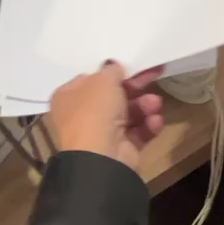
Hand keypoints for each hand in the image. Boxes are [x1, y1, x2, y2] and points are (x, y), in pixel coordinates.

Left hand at [48, 62, 164, 171]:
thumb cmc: (95, 112)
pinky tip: (155, 121)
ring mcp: (102, 134)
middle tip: (153, 76)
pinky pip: (137, 133)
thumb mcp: (103, 81)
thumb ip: (111, 70)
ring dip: (145, 106)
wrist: (101, 157)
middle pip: (113, 97)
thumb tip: (113, 67)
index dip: (110, 74)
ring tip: (155, 104)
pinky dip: (148, 126)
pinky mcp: (121, 149)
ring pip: (128, 114)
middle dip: (135, 89)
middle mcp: (82, 115)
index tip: (129, 67)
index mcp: (68, 97)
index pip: (90, 80)